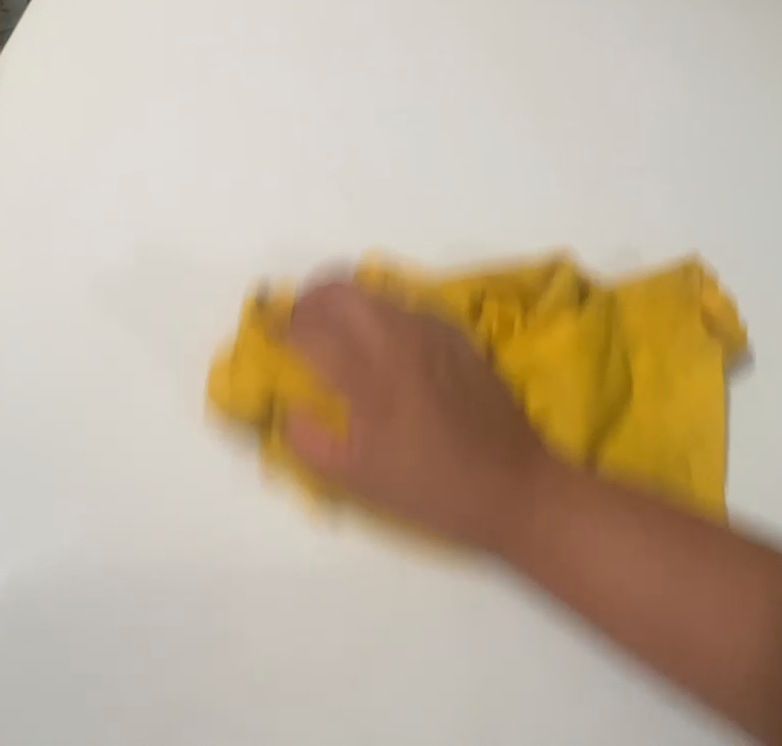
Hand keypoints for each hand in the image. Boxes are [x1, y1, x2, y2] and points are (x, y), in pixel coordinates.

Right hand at [283, 281, 551, 552]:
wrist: (517, 488)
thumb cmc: (433, 490)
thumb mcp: (358, 482)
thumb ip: (309, 442)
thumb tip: (289, 407)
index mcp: (370, 379)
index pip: (309, 331)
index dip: (278, 326)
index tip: (263, 331)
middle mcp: (398, 341)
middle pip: (338, 291)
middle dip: (306, 301)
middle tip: (296, 324)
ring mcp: (431, 332)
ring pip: (371, 290)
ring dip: (340, 300)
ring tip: (331, 327)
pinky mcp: (455, 334)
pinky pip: (402, 303)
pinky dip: (376, 309)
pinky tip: (378, 339)